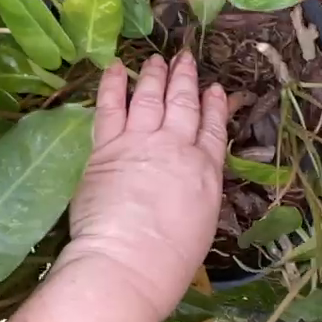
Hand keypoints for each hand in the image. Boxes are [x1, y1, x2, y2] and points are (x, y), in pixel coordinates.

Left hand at [62, 53, 228, 319]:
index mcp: (206, 172)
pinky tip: (116, 67)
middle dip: (186, 80)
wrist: (128, 262)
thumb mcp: (201, 225)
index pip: (213, 131)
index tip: (216, 90)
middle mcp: (176, 149)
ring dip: (154, 76)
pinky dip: (114, 85)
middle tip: (186, 59)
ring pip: (150, 98)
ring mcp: (140, 143)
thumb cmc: (169, 262)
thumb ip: (197, 194)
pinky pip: (110, 107)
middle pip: (183, 106)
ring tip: (158, 58)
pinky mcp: (106, 148)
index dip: (215, 108)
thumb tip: (188, 184)